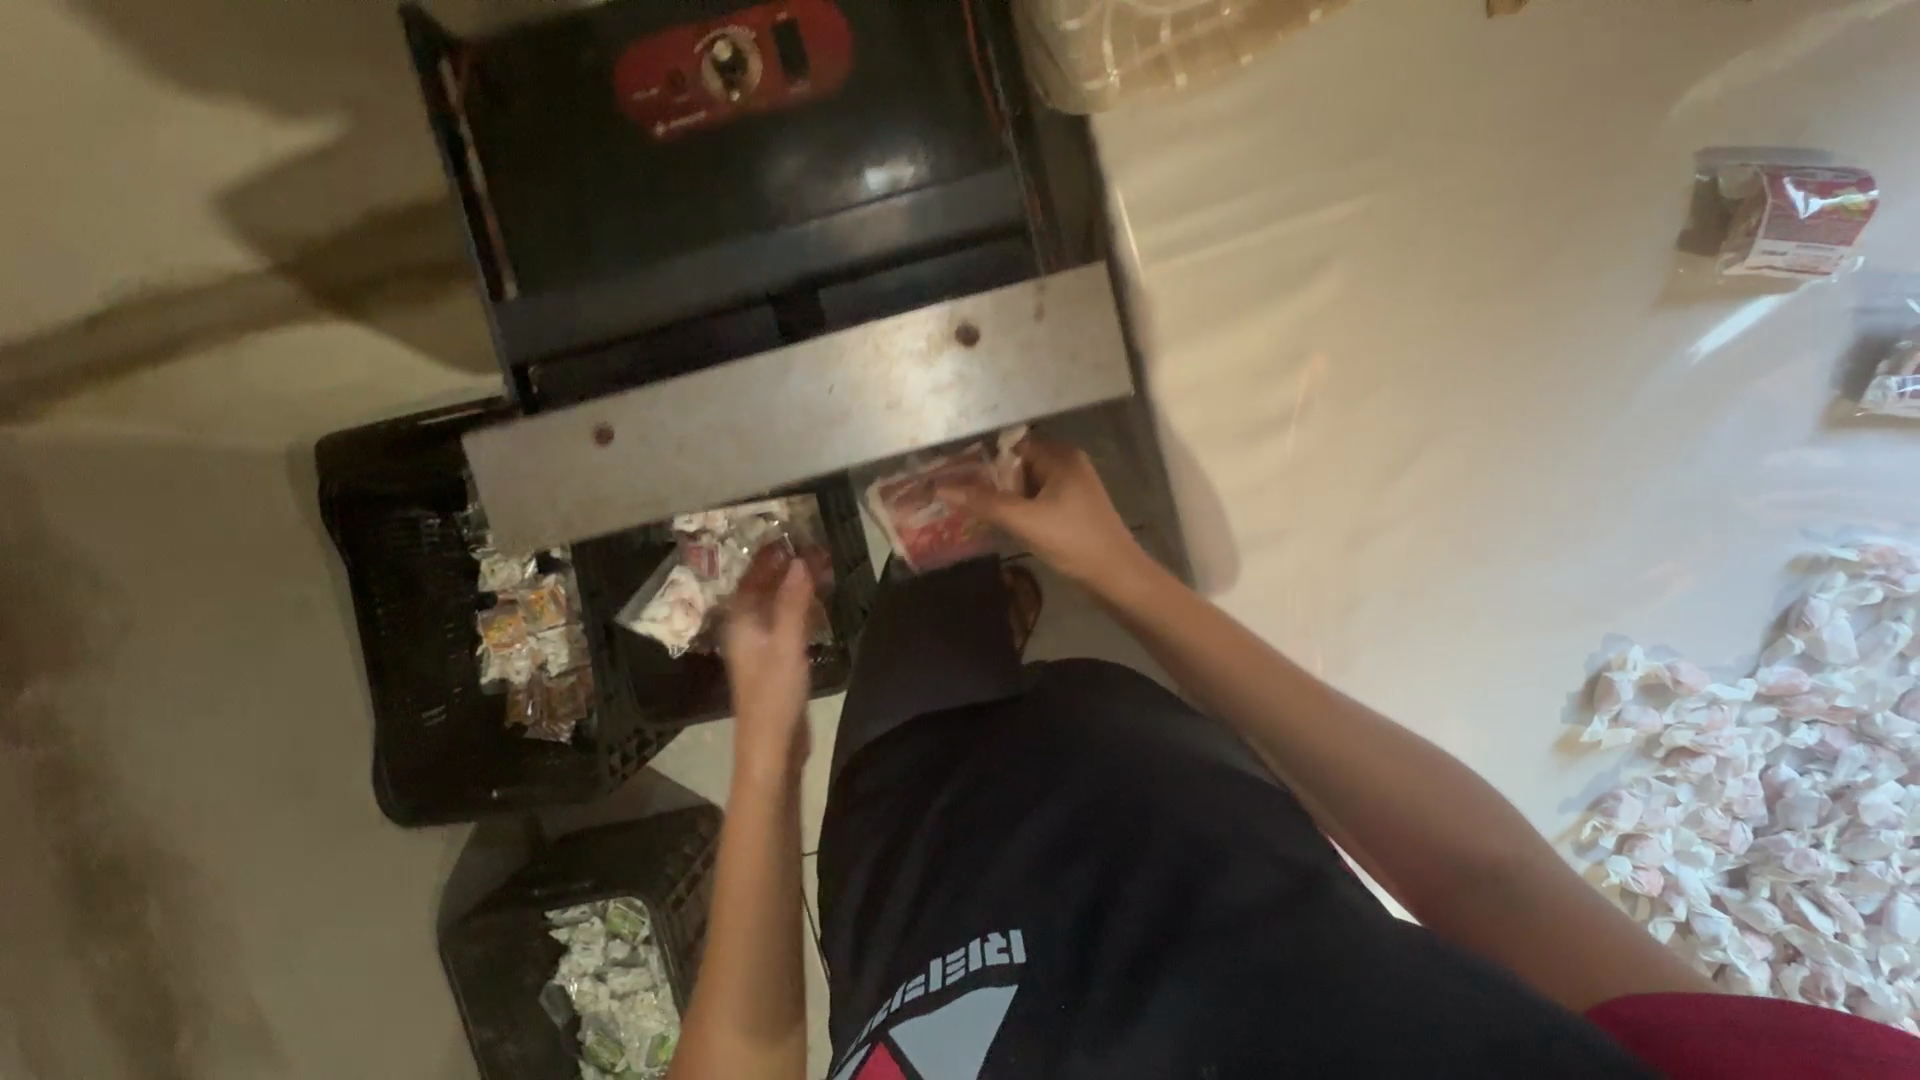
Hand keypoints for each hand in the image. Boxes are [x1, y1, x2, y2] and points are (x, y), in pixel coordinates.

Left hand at [721, 553, 815, 785]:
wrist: (772, 746)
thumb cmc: (774, 694)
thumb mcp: (786, 644)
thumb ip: (793, 602)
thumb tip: (800, 560)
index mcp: (740, 623)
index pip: (750, 578)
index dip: (767, 557)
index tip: (791, 536)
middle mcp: (746, 631)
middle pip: (763, 590)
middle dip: (785, 569)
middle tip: (815, 548)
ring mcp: (761, 647)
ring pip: (776, 606)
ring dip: (795, 586)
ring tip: (822, 568)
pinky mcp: (776, 661)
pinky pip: (786, 622)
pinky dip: (801, 607)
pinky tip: (819, 604)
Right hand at [944, 437, 1148, 590]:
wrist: (1116, 576)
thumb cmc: (1074, 542)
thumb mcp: (1025, 521)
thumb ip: (985, 503)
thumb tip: (943, 489)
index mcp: (1061, 457)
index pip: (1012, 446)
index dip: (983, 458)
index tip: (954, 472)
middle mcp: (1068, 464)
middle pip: (1018, 464)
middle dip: (991, 479)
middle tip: (957, 494)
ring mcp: (1072, 487)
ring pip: (1026, 484)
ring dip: (1004, 496)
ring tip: (971, 508)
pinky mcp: (1072, 508)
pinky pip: (1037, 500)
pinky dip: (1019, 508)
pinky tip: (1000, 522)